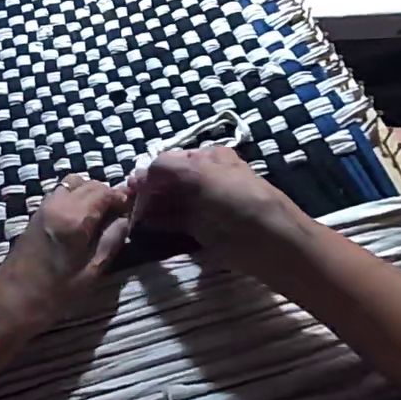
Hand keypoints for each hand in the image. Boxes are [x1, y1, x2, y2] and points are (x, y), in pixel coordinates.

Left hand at [0, 174, 129, 338]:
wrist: (9, 304)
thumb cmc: (54, 295)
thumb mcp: (91, 272)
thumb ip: (111, 240)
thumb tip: (125, 219)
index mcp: (74, 218)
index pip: (104, 191)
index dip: (121, 198)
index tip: (131, 211)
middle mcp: (58, 204)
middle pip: (90, 184)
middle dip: (107, 195)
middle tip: (118, 217)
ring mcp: (44, 206)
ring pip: (73, 185)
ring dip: (90, 194)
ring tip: (100, 219)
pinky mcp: (36, 213)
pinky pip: (61, 194)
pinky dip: (75, 198)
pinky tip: (81, 222)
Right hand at [130, 146, 313, 278]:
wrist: (274, 242)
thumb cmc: (239, 199)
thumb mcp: (203, 173)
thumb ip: (168, 167)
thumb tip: (142, 172)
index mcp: (208, 157)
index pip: (169, 159)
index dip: (149, 170)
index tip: (130, 184)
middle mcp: (204, 178)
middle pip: (167, 180)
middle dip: (147, 188)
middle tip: (127, 201)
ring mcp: (203, 204)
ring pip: (168, 200)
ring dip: (149, 205)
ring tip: (130, 213)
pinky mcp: (202, 228)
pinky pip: (174, 220)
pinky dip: (158, 220)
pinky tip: (143, 224)